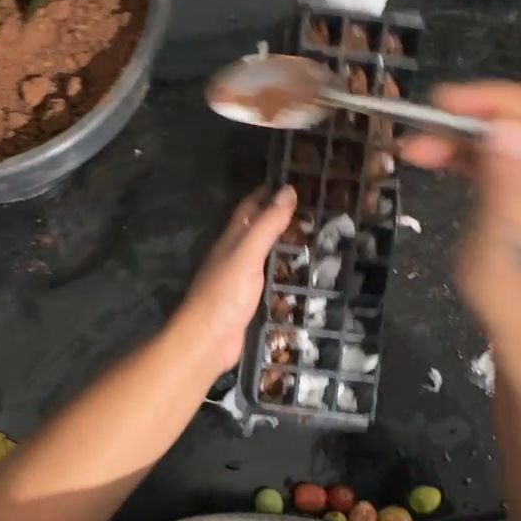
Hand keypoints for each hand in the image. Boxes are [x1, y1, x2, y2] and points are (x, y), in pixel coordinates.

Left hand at [170, 185, 296, 376]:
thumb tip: (287, 190)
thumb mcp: (247, 254)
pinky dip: (281, 273)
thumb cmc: (224, 294)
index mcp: (230, 240)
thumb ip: (267, 225)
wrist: (207, 340)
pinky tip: (298, 275)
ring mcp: (238, 280)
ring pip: (262, 255)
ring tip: (313, 238)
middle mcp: (232, 256)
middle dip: (278, 217)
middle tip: (312, 209)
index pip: (249, 208)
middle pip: (256, 230)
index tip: (294, 180)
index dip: (267, 192)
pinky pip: (267, 280)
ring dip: (282, 245)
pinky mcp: (246, 302)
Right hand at [399, 82, 520, 377]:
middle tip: (423, 123)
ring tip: (416, 148)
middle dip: (472, 119)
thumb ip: (508, 184)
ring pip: (504, 146)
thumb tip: (504, 129)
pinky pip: (496, 167)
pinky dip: (465, 161)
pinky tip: (436, 163)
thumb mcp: (506, 241)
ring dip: (461, 140)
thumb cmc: (517, 297)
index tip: (447, 101)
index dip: (498, 101)